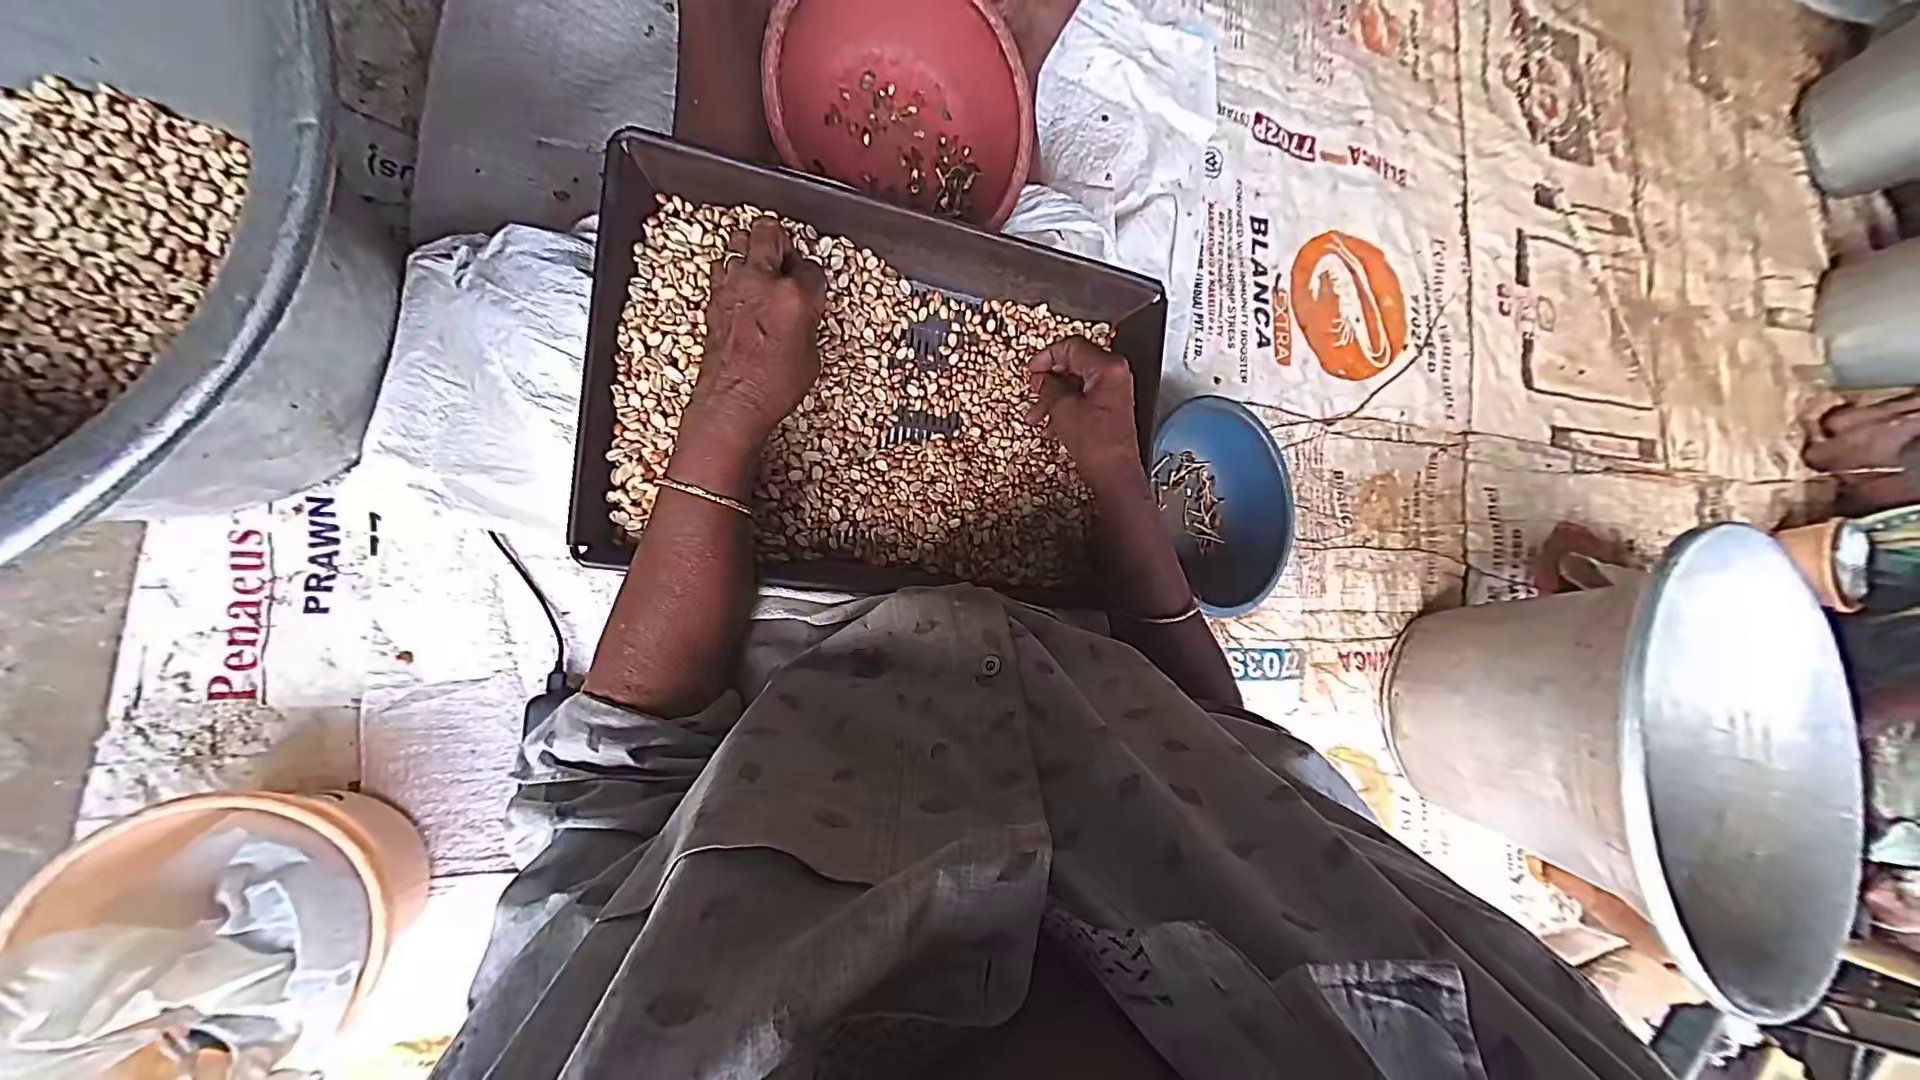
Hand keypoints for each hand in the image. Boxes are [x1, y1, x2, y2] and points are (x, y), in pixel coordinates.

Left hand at [686, 216, 827, 445]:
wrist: (733, 403)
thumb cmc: (772, 387)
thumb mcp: (811, 357)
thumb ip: (808, 322)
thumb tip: (804, 312)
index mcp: (794, 296)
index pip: (813, 269)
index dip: (816, 280)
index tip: (815, 290)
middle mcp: (761, 282)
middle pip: (771, 232)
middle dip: (784, 242)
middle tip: (789, 260)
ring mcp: (732, 286)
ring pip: (739, 240)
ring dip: (754, 249)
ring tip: (764, 268)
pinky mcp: (714, 298)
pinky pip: (723, 267)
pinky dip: (734, 270)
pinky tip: (744, 288)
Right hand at [1026, 337, 1142, 492]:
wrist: (1114, 474)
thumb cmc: (1097, 444)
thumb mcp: (1063, 409)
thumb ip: (1049, 386)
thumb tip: (1043, 378)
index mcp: (1107, 367)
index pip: (1071, 347)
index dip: (1046, 357)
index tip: (1031, 369)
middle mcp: (1114, 375)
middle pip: (1073, 365)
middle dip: (1048, 381)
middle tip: (1033, 391)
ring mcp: (1112, 392)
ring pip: (1074, 384)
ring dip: (1052, 398)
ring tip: (1037, 416)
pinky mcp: (1108, 408)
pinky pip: (1081, 399)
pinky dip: (1063, 408)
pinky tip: (1051, 424)